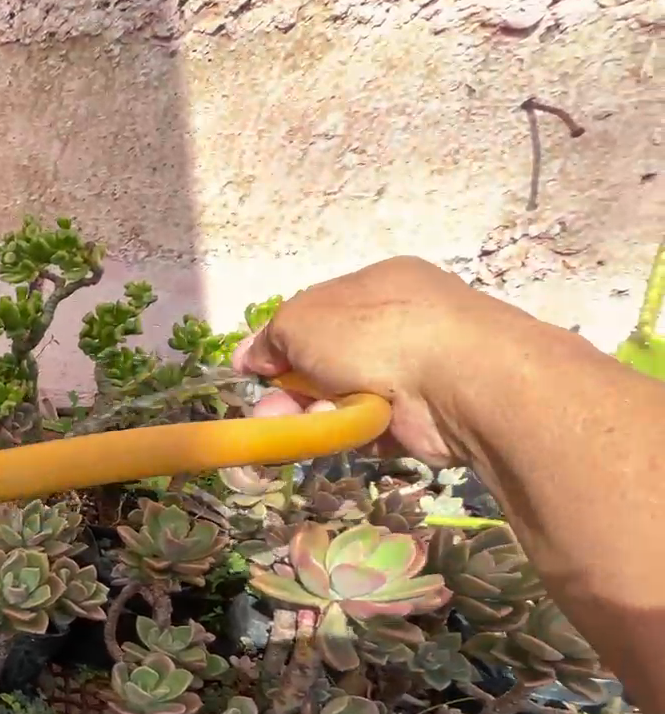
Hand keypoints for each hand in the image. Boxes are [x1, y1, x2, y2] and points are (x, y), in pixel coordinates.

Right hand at [231, 257, 524, 466]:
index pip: (312, 316)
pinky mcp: (419, 410)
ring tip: (305, 422)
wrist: (461, 380)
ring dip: (310, 412)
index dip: (278, 344)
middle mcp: (398, 321)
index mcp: (377, 286)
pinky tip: (346, 427)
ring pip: (335, 395)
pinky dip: (346, 427)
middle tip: (272, 410)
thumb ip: (268, 337)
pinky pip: (362, 421)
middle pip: (318, 362)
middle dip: (288, 389)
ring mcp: (412, 366)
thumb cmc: (375, 332)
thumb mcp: (299, 318)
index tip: (254, 370)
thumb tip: (252, 357)